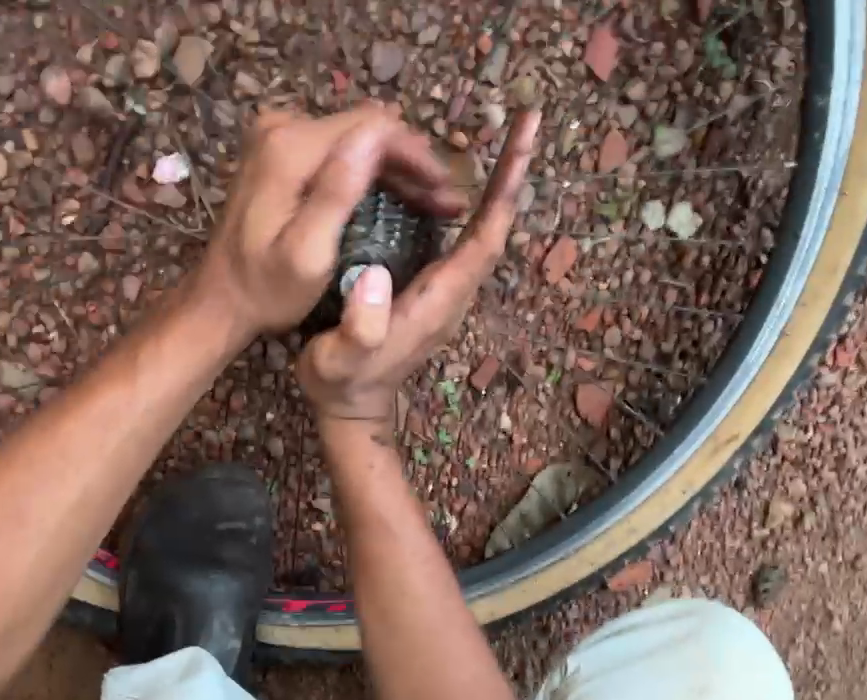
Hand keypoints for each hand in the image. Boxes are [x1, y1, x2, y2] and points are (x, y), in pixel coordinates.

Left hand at [193, 105, 465, 339]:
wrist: (220, 301)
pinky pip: (339, 155)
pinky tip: (400, 200)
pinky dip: (372, 175)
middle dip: (412, 164)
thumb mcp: (307, 252)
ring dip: (397, 170)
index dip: (416, 154)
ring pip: (356, 142)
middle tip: (448, 204)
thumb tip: (374, 136)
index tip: (446, 191)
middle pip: (366, 130)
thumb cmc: (267, 290)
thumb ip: (337, 192)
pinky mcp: (280, 156)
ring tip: (434, 204)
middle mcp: (282, 128)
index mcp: (290, 148)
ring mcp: (279, 139)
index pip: (372, 126)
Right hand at [297, 110, 540, 425]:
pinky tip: (457, 182)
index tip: (522, 144)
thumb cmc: (341, 382)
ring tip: (504, 139)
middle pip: (493, 229)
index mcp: (437, 302)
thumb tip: (375, 273)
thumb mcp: (339, 359)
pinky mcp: (431, 291)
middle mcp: (452, 294)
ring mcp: (444, 293)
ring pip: (480, 233)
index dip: (503, 192)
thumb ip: (360, 326)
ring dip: (495, 188)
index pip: (485, 241)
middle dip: (511, 177)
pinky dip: (469, 207)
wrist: (351, 408)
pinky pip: (460, 241)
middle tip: (527, 124)